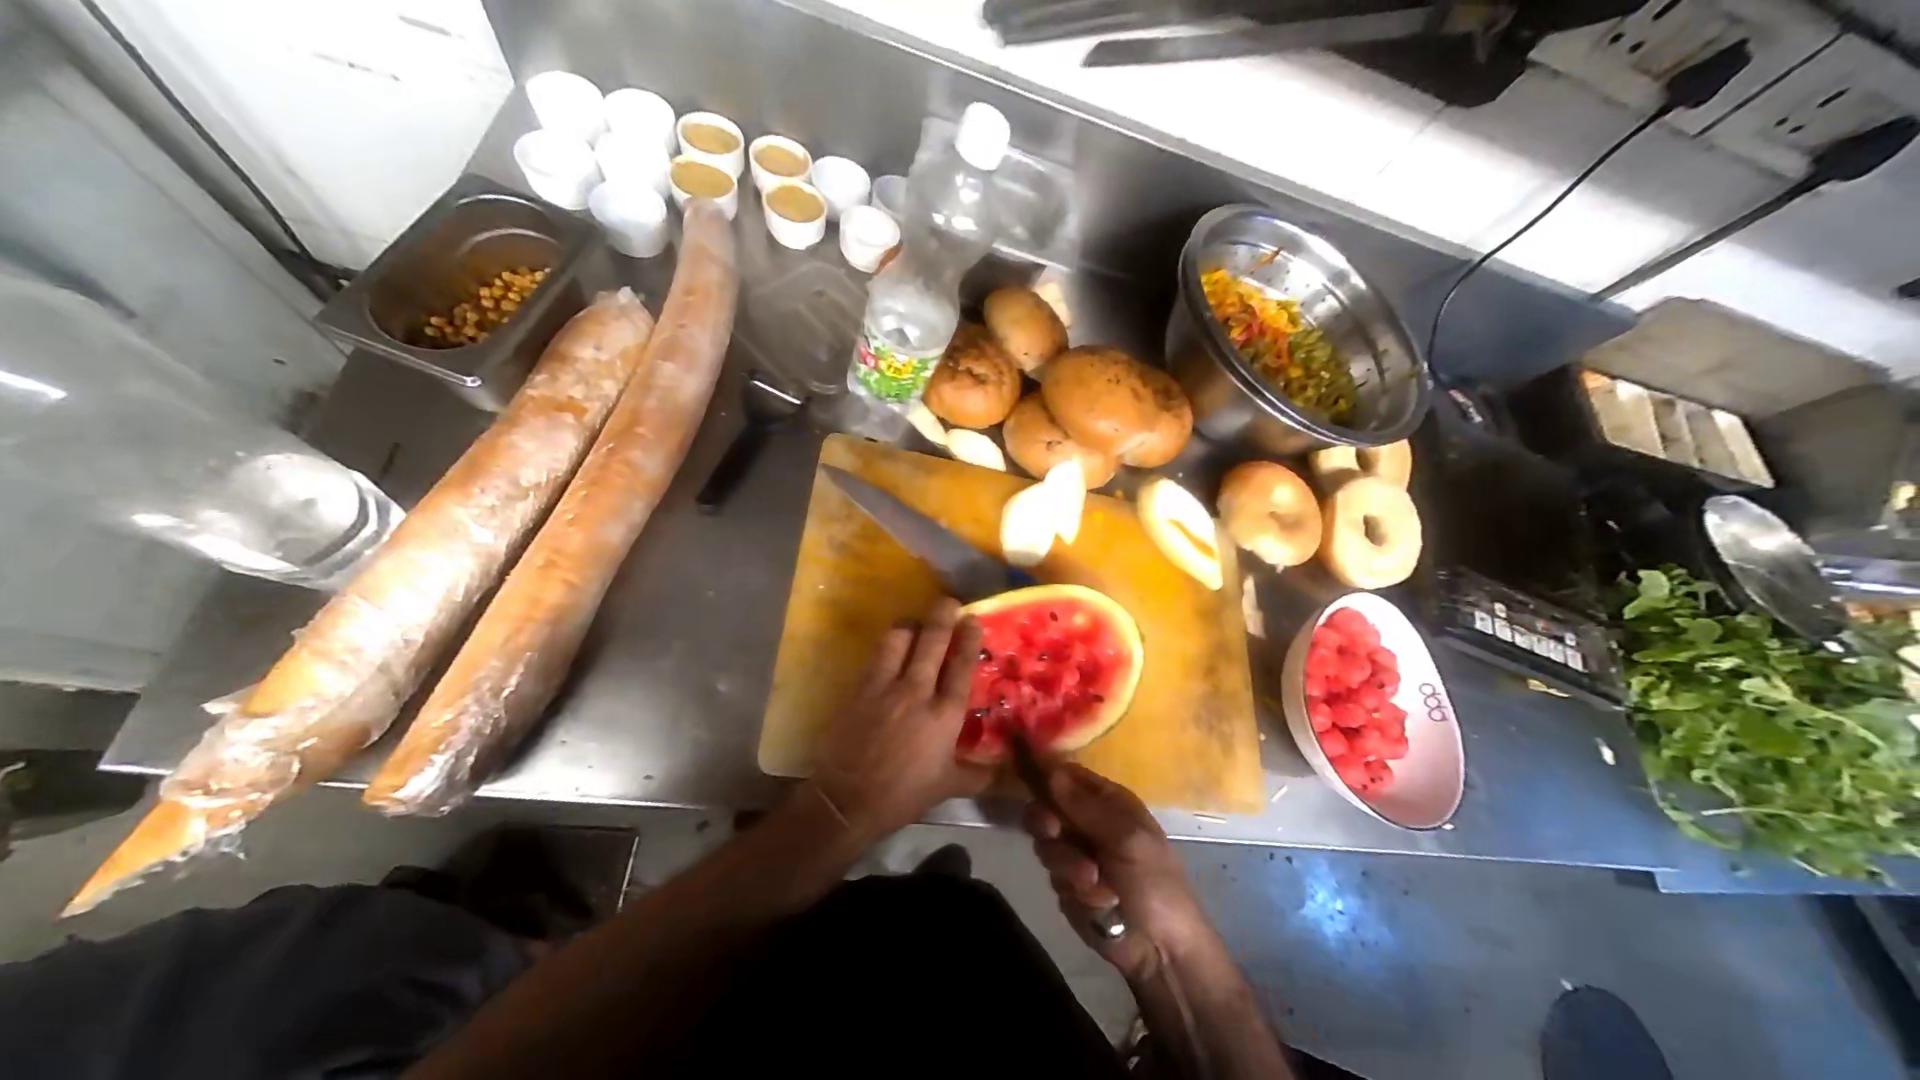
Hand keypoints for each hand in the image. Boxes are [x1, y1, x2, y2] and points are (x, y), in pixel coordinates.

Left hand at [812, 598, 990, 840]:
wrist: (847, 800)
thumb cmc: (903, 795)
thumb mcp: (948, 787)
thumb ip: (980, 774)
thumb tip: (1008, 772)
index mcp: (944, 715)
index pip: (961, 666)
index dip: (969, 639)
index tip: (974, 619)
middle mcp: (917, 691)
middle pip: (932, 641)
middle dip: (942, 616)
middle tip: (949, 602)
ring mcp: (885, 687)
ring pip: (899, 639)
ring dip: (911, 625)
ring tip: (916, 624)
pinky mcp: (860, 689)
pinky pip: (877, 656)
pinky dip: (888, 646)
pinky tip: (891, 649)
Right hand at [1024, 764, 1218, 980]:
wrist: (1161, 949)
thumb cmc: (1155, 883)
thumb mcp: (1128, 839)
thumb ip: (1087, 806)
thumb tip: (1051, 770)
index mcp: (1109, 803)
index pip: (1068, 775)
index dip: (1046, 773)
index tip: (1028, 775)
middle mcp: (1088, 824)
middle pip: (1045, 809)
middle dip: (1046, 822)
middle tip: (1053, 832)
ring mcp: (1076, 855)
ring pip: (1046, 846)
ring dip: (1069, 866)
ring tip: (1095, 884)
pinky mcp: (1068, 887)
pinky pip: (1054, 879)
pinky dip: (1075, 892)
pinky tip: (1099, 906)